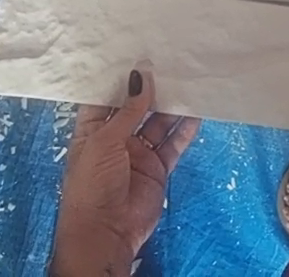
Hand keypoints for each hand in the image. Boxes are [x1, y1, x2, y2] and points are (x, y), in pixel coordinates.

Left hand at [51, 68, 199, 276]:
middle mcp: (116, 139)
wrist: (105, 235)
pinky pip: (173, 143)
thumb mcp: (104, 143)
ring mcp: (138, 154)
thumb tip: (142, 74)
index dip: (120, 78)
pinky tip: (197, 112)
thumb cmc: (92, 186)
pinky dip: (185, 129)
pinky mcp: (157, 168)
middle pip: (137, 108)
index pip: (106, 98)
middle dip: (151, 88)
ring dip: (171, 106)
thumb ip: (128, 110)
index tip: (137, 52)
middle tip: (170, 61)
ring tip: (188, 80)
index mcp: (93, 131)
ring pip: (158, 123)